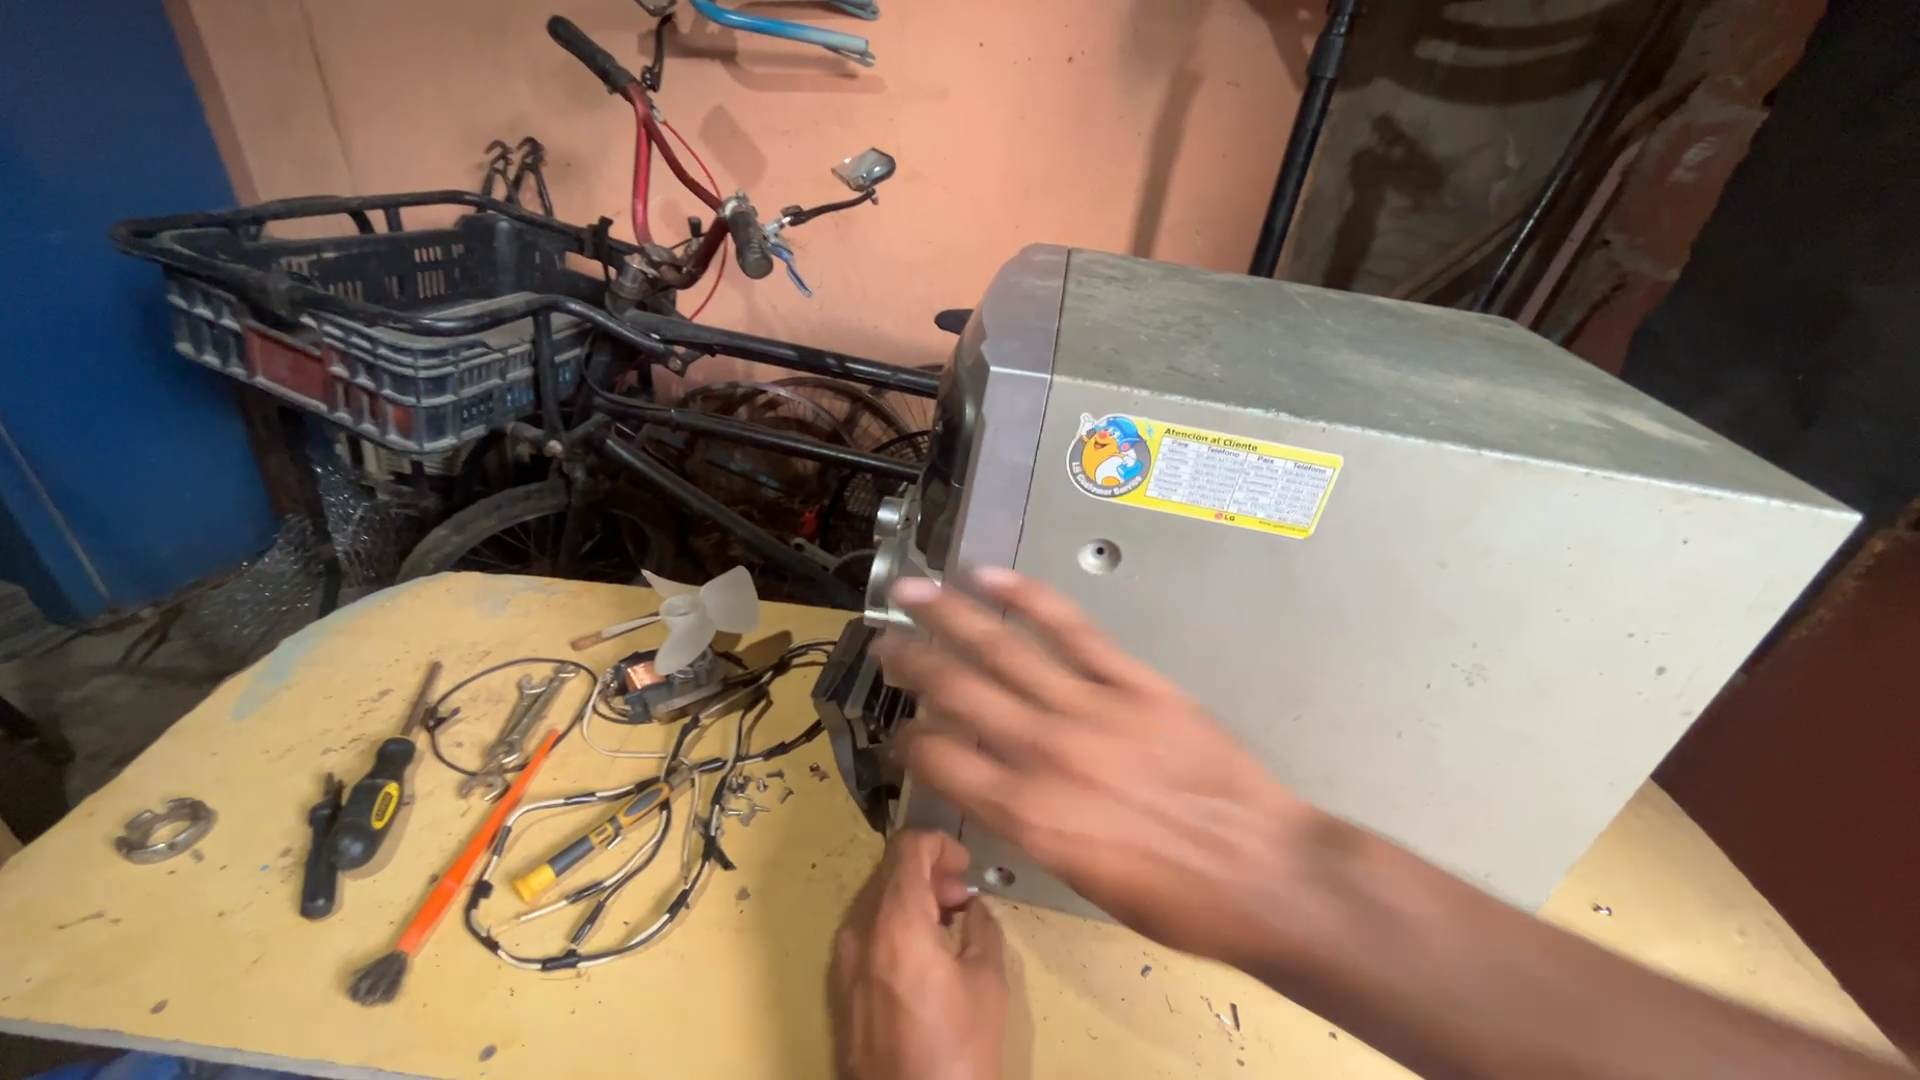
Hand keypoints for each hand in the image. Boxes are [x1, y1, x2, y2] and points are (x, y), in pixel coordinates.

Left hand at [829, 830, 1006, 1079]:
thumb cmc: (955, 1050)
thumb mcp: (988, 984)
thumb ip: (981, 928)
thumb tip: (971, 907)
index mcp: (896, 921)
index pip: (907, 847)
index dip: (939, 843)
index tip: (964, 865)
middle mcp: (859, 930)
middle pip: (889, 869)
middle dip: (927, 871)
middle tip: (959, 899)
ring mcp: (842, 959)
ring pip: (874, 898)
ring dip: (909, 896)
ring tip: (944, 927)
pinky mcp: (837, 985)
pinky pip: (863, 930)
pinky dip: (890, 923)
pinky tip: (919, 954)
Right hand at [875, 568, 1316, 966]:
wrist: (1262, 874)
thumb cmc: (1174, 896)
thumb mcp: (1076, 875)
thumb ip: (1024, 820)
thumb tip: (989, 781)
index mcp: (1026, 812)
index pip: (939, 758)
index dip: (908, 739)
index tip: (901, 728)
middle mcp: (1045, 752)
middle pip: (956, 690)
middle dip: (911, 661)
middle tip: (886, 640)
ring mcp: (1090, 710)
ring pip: (1002, 649)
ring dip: (950, 615)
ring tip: (915, 590)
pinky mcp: (1134, 684)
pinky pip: (1073, 630)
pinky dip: (1029, 599)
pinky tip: (996, 580)